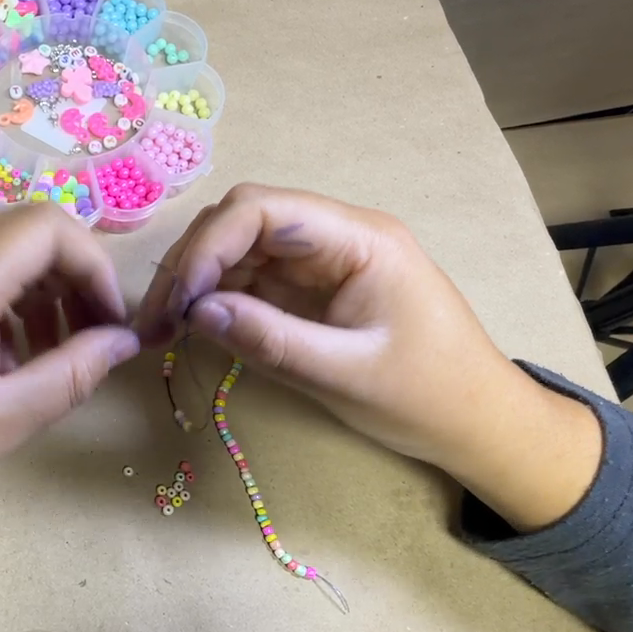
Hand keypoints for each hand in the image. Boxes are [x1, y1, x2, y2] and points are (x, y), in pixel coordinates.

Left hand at [0, 204, 140, 596]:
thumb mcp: (9, 418)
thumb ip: (75, 370)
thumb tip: (125, 340)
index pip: (46, 227)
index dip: (93, 265)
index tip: (111, 321)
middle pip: (21, 231)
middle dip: (70, 273)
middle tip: (92, 332)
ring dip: (38, 290)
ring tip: (56, 352)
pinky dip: (4, 304)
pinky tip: (12, 361)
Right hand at [138, 184, 599, 531]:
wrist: (477, 421)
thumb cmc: (428, 396)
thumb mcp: (347, 374)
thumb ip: (271, 340)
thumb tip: (194, 313)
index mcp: (358, 239)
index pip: (261, 209)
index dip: (208, 245)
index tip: (178, 301)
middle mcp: (331, 236)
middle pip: (239, 221)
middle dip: (190, 263)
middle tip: (155, 321)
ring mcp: (316, 261)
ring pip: (233, 248)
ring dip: (191, 282)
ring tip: (160, 329)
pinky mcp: (304, 288)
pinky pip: (244, 278)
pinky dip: (209, 300)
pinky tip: (187, 327)